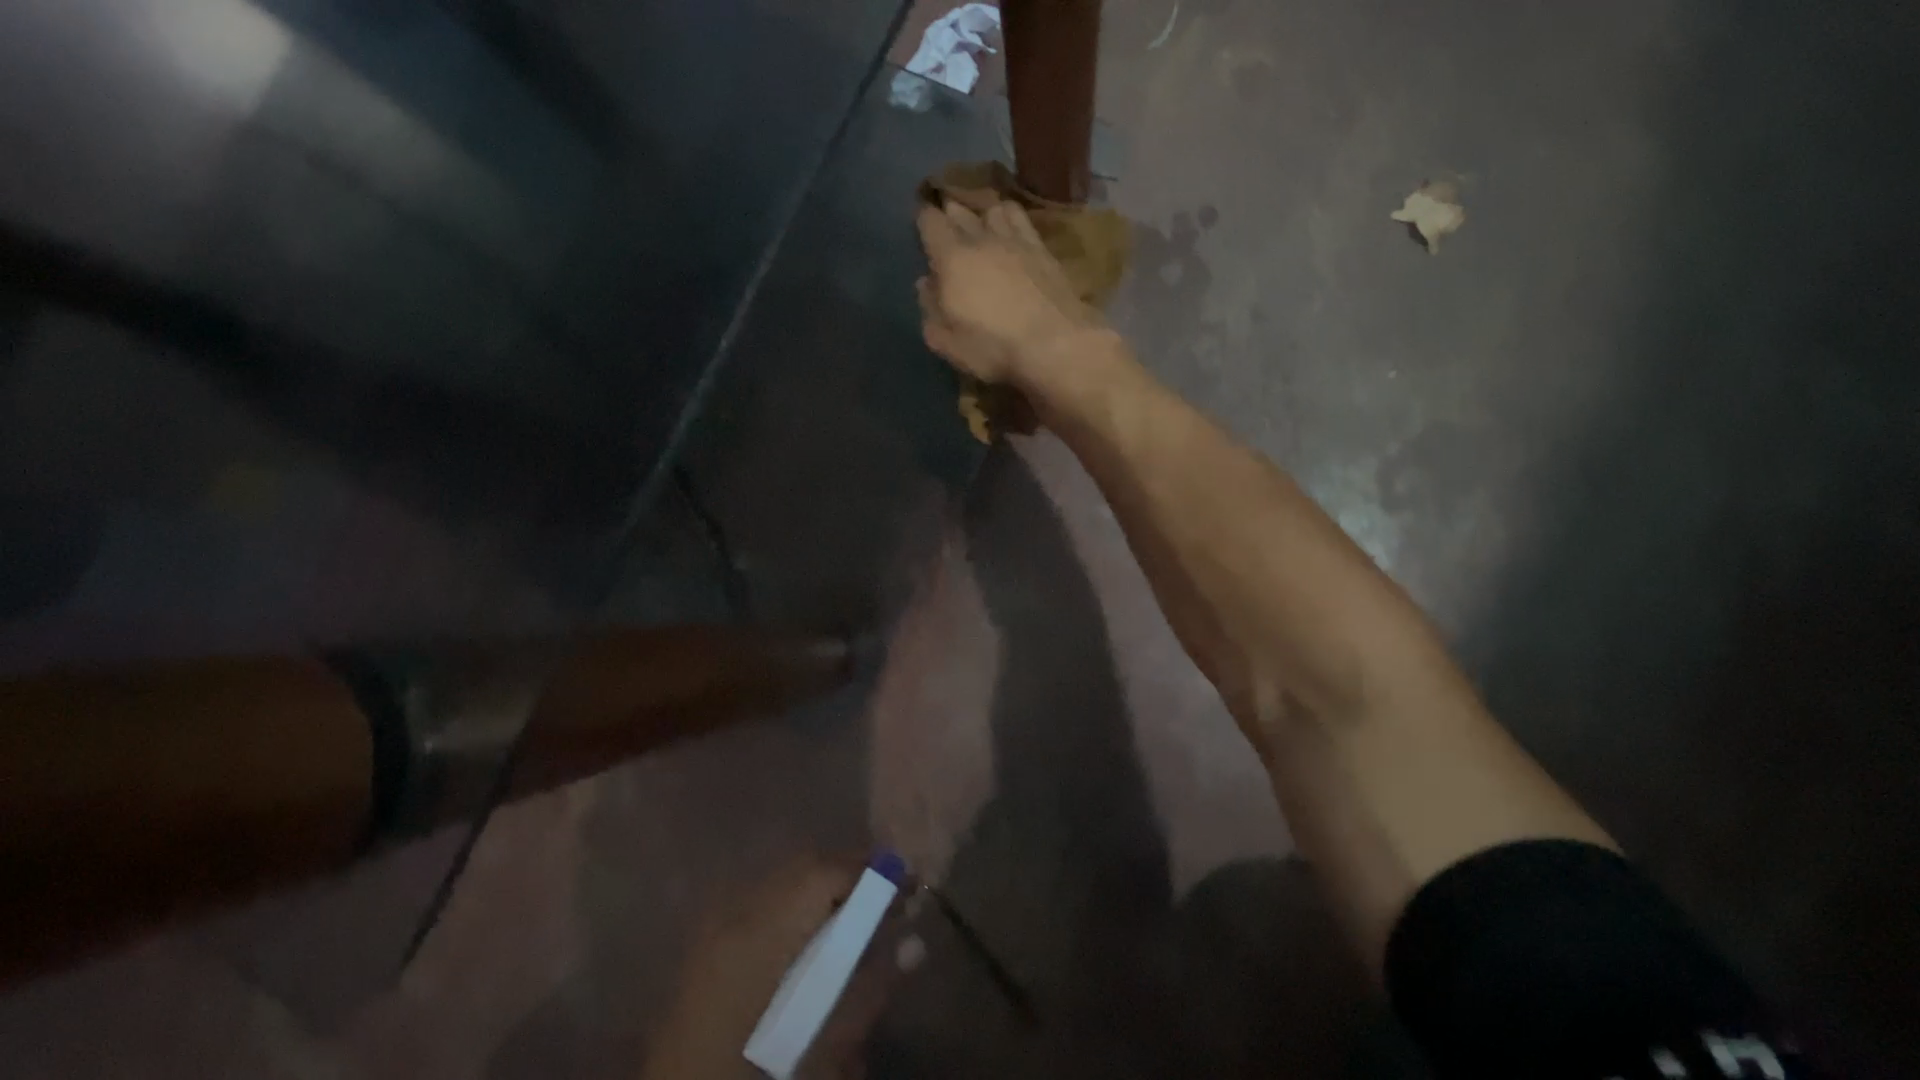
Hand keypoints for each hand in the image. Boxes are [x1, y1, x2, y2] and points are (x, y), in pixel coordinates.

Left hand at [643, 856, 897, 1079]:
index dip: (871, 871)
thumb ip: (869, 992)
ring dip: (824, 891)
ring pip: (782, 883)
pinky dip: (795, 909)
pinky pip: (760, 905)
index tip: (909, 884)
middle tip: (891, 901)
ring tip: (859, 921)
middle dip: (851, 876)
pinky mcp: (706, 950)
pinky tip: (814, 943)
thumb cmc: (756, 1071)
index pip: (823, 873)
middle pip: (802, 868)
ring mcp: (713, 930)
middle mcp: (733, 916)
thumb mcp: (821, 1048)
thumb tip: (914, 944)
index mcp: (760, 935)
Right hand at [916, 198, 1105, 385]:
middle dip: (950, 213)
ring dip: (983, 212)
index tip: (921, 229)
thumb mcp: (947, 341)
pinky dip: (1011, 217)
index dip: (923, 221)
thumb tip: (925, 284)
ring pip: (994, 208)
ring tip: (981, 223)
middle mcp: (981, 239)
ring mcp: (1015, 240)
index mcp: (952, 258)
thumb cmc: (993, 347)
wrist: (1056, 344)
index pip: (930, 221)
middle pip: (961, 210)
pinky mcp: (1042, 249)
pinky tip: (1012, 227)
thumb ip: (930, 309)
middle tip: (947, 224)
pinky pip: (1022, 219)